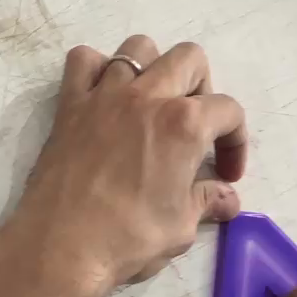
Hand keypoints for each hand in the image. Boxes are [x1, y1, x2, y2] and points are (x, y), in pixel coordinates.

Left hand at [9, 36, 246, 292]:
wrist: (61, 247)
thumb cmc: (127, 240)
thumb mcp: (180, 227)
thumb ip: (206, 202)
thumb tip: (227, 199)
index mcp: (184, 124)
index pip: (228, 112)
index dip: (235, 142)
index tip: (226, 174)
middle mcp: (147, 96)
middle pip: (189, 60)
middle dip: (203, 91)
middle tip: (195, 130)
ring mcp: (105, 95)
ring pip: (138, 49)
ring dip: (154, 70)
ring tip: (152, 105)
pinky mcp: (69, 105)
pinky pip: (83, 61)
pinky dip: (97, 70)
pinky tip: (104, 98)